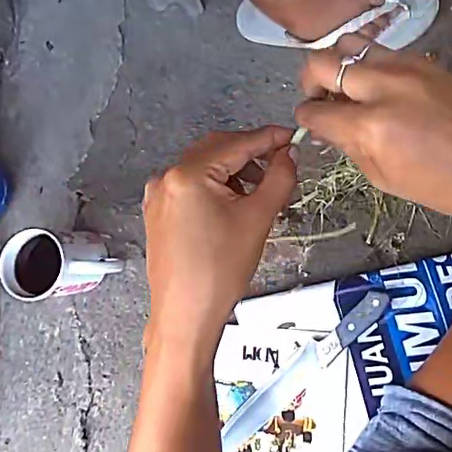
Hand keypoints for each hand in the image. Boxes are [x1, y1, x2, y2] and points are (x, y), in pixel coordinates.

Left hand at [142, 127, 297, 344]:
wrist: (187, 314)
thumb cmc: (218, 273)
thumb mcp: (259, 218)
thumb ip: (279, 178)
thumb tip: (289, 155)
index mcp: (188, 175)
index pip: (237, 143)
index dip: (270, 138)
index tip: (292, 137)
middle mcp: (167, 179)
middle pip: (218, 148)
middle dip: (252, 152)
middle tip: (283, 161)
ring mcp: (160, 196)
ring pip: (206, 166)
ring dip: (237, 169)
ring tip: (263, 188)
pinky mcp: (160, 212)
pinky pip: (194, 185)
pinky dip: (219, 185)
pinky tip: (238, 201)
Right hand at [294, 37, 451, 231]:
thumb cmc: (443, 185)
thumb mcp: (385, 177)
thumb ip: (350, 146)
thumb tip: (328, 128)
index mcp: (370, 126)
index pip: (315, 111)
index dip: (306, 119)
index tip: (311, 122)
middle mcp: (383, 86)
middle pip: (323, 61)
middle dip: (312, 80)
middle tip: (322, 99)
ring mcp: (407, 67)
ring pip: (353, 43)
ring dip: (341, 64)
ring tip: (351, 88)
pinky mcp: (427, 61)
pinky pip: (385, 51)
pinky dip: (373, 65)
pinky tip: (384, 88)